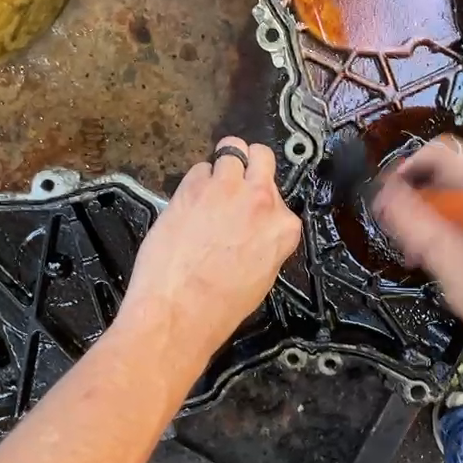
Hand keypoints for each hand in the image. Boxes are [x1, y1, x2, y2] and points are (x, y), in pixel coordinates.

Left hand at [122, 137, 302, 360]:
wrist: (179, 311)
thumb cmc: (221, 307)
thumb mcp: (263, 276)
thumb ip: (265, 241)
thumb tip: (252, 229)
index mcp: (284, 227)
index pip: (279, 196)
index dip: (260, 201)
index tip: (247, 212)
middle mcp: (261, 200)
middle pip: (261, 155)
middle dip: (249, 162)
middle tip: (233, 181)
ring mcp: (226, 188)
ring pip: (230, 151)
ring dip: (219, 169)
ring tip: (206, 193)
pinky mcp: (193, 187)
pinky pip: (198, 169)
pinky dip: (194, 182)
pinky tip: (187, 205)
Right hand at [371, 139, 462, 356]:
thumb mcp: (441, 254)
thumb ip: (407, 217)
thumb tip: (385, 195)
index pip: (436, 153)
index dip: (404, 172)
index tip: (389, 193)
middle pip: (445, 173)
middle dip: (418, 201)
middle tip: (401, 228)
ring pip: (456, 190)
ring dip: (432, 214)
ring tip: (419, 246)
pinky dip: (451, 220)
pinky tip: (439, 248)